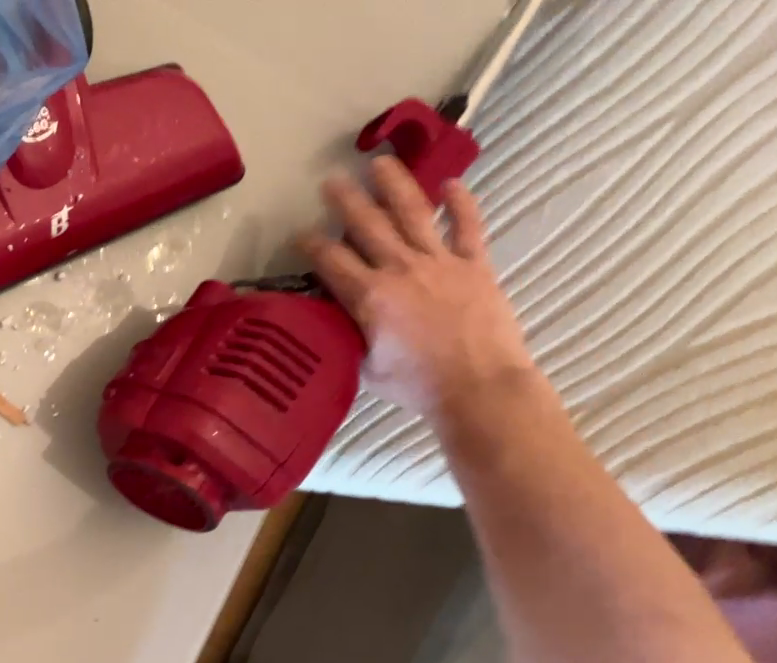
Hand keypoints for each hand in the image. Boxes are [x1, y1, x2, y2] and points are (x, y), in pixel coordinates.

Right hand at [298, 156, 536, 418]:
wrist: (478, 385)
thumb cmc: (414, 384)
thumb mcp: (364, 363)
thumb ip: (349, 332)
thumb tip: (335, 316)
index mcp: (369, 296)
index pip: (331, 261)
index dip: (311, 245)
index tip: (299, 234)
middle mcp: (402, 270)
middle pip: (368, 225)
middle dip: (346, 201)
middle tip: (332, 180)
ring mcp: (441, 263)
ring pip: (413, 214)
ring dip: (395, 185)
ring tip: (381, 163)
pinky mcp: (475, 265)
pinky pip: (468, 226)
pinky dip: (460, 202)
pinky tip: (449, 183)